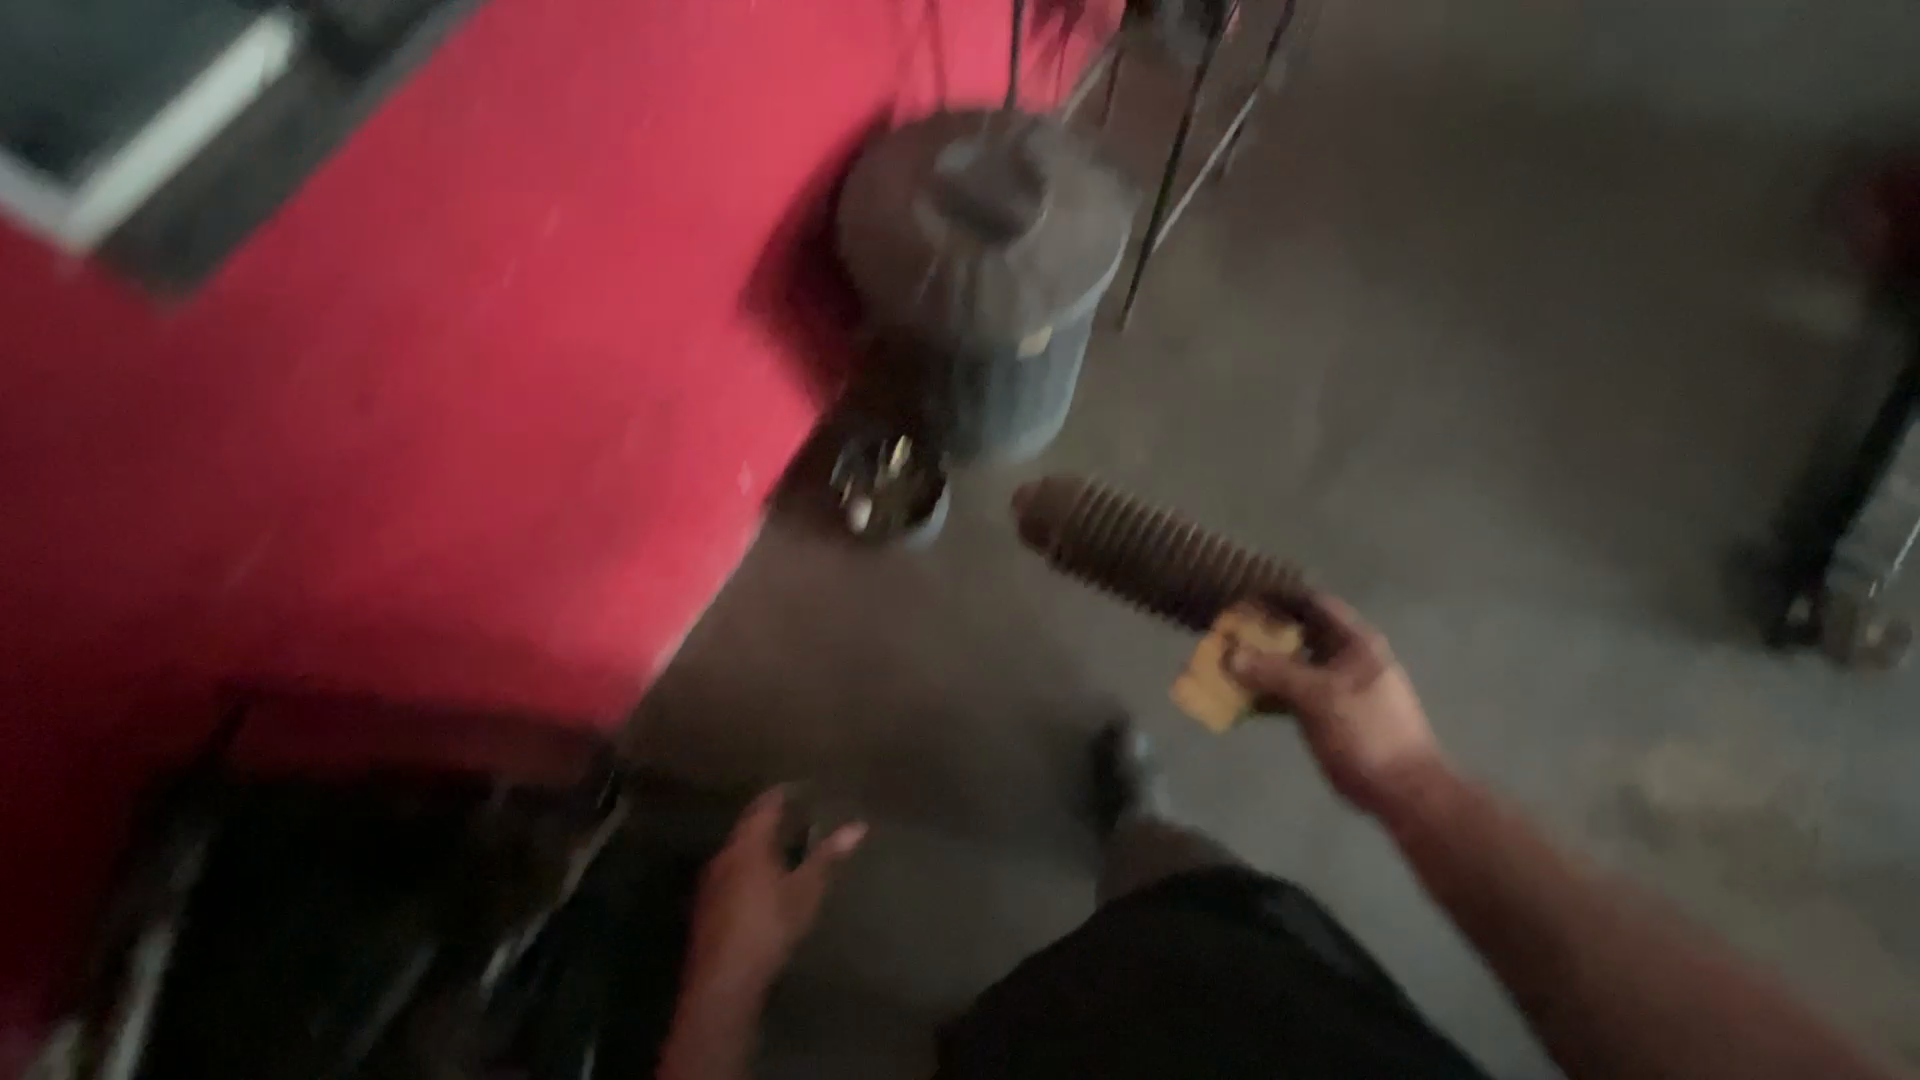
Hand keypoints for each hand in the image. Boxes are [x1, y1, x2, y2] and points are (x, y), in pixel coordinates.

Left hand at [683, 787, 866, 994]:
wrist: (723, 981)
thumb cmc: (769, 927)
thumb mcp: (805, 891)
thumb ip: (828, 856)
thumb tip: (859, 825)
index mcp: (748, 845)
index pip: (764, 807)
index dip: (780, 794)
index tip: (798, 787)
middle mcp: (724, 855)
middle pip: (747, 827)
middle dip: (768, 819)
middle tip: (794, 814)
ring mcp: (710, 882)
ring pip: (736, 850)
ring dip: (756, 844)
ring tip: (781, 845)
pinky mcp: (705, 906)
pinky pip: (729, 872)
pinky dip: (746, 867)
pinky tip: (759, 881)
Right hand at [1226, 592, 1445, 815]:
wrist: (1403, 791)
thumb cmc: (1368, 733)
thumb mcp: (1318, 697)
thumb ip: (1272, 671)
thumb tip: (1229, 653)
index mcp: (1354, 643)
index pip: (1312, 603)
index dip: (1278, 597)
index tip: (1241, 598)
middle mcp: (1345, 658)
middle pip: (1298, 632)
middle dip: (1261, 632)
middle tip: (1224, 632)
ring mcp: (1335, 686)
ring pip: (1290, 664)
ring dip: (1260, 663)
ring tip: (1223, 661)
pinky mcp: (1325, 713)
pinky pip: (1289, 692)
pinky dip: (1266, 691)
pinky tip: (1239, 696)